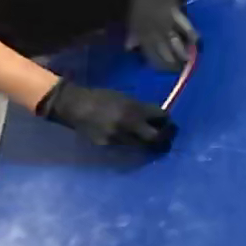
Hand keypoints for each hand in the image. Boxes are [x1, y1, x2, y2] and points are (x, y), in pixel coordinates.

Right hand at [34, 79, 175, 150]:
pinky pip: (126, 148)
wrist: (75, 106)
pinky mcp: (109, 146)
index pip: (160, 116)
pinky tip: (132, 142)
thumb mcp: (124, 98)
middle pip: (155, 137)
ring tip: (152, 142)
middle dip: (164, 138)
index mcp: (133, 108)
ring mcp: (118, 137)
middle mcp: (128, 124)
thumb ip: (140, 108)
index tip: (169, 122)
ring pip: (141, 146)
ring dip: (149, 144)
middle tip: (167, 138)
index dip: (167, 119)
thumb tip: (156, 118)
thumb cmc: (101, 97)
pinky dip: (132, 145)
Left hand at [125, 0, 199, 72]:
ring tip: (190, 61)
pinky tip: (197, 42)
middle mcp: (154, 32)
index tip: (166, 72)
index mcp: (142, 35)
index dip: (159, 66)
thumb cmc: (140, 1)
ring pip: (175, 43)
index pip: (151, 56)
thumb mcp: (132, 20)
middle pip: (165, 53)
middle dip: (173, 63)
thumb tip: (129, 49)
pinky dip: (192, 35)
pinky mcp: (176, 14)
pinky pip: (185, 27)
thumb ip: (133, 36)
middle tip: (181, 70)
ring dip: (183, 53)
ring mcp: (166, 23)